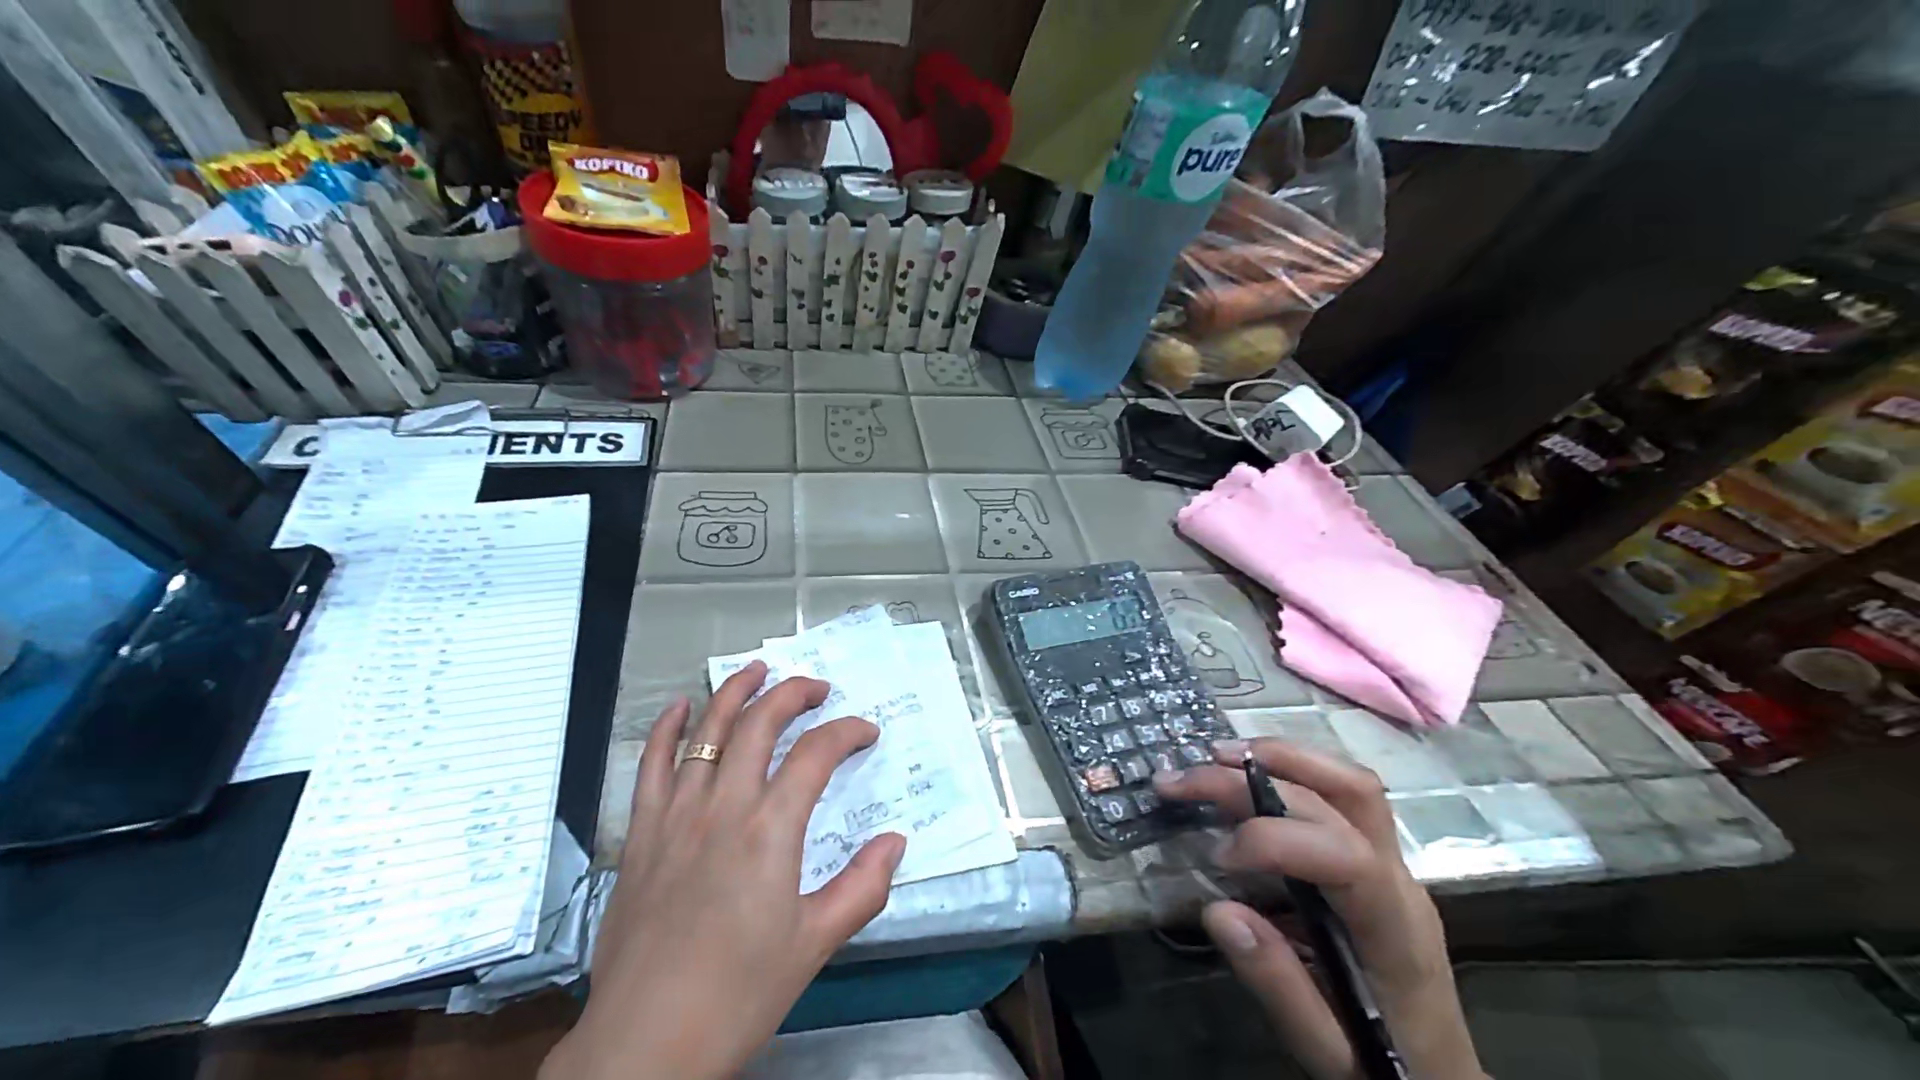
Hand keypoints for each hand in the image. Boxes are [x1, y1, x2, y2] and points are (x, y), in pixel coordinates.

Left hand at [542, 662, 906, 1079]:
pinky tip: (682, 706)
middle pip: (760, 723)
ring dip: (735, 691)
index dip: (847, 732)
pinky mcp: (641, 832)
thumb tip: (895, 841)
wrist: (645, 1044)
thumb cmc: (739, 994)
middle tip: (817, 687)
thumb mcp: (814, 944)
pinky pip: (651, 764)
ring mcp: (676, 814)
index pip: (816, 754)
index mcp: (771, 830)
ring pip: (707, 731)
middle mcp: (723, 807)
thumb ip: (862, 887)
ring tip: (758, 669)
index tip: (865, 732)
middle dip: (794, 693)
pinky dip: (667, 727)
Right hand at [1154, 739, 1484, 1079]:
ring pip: (1351, 782)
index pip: (1345, 854)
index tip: (1217, 857)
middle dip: (1254, 778)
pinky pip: (1341, 794)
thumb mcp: (1326, 1046)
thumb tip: (1216, 909)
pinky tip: (1248, 772)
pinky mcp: (1376, 858)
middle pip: (1341, 798)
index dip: (1275, 839)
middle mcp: (1401, 879)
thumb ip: (1276, 982)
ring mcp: (1394, 863)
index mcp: (1394, 928)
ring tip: (1217, 754)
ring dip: (1281, 756)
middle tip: (1187, 777)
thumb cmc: (1385, 1067)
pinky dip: (1290, 769)